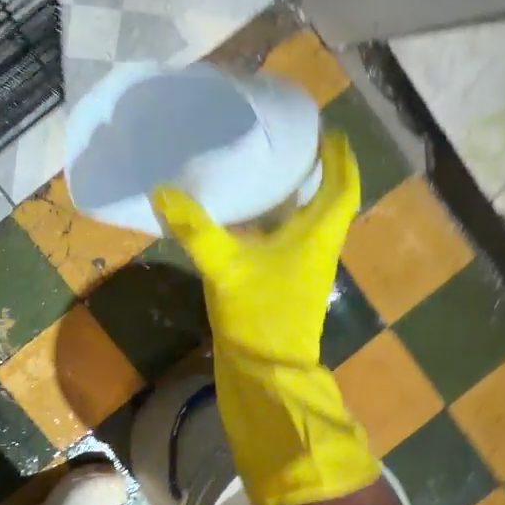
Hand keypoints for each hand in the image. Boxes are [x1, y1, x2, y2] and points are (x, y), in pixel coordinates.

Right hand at [151, 134, 379, 504]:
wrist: (266, 374)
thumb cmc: (260, 315)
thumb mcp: (225, 266)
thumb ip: (194, 228)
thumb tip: (163, 190)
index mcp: (318, 235)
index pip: (342, 185)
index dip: (339, 157)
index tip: (327, 130)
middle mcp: (318, 247)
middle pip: (327, 200)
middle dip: (315, 170)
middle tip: (290, 144)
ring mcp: (302, 268)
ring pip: (305, 221)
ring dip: (294, 195)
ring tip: (266, 170)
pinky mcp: (283, 283)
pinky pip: (285, 239)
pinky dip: (272, 220)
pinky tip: (242, 217)